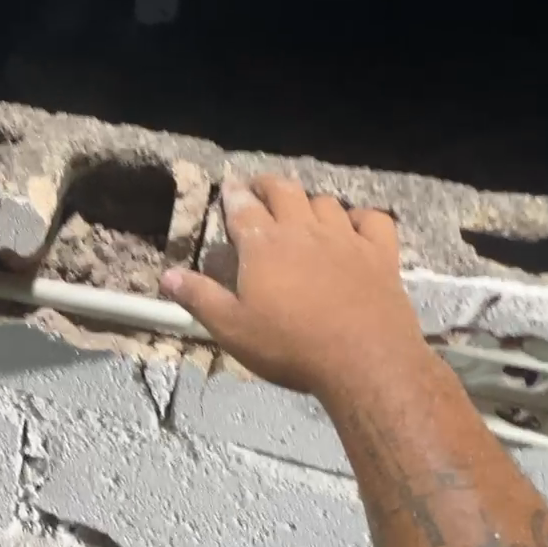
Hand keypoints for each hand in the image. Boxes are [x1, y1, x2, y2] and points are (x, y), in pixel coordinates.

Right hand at [160, 175, 426, 395]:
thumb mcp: (232, 329)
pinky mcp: (381, 254)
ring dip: (309, 201)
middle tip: (258, 189)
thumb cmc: (290, 346)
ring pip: (325, 202)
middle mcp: (304, 231)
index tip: (228, 187)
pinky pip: (373, 219)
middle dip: (267, 185)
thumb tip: (166, 275)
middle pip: (284, 191)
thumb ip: (199, 298)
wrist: (365, 361)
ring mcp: (346, 239)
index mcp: (264, 246)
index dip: (233, 195)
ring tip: (301, 211)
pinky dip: (360, 217)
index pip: (242, 209)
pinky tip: (353, 228)